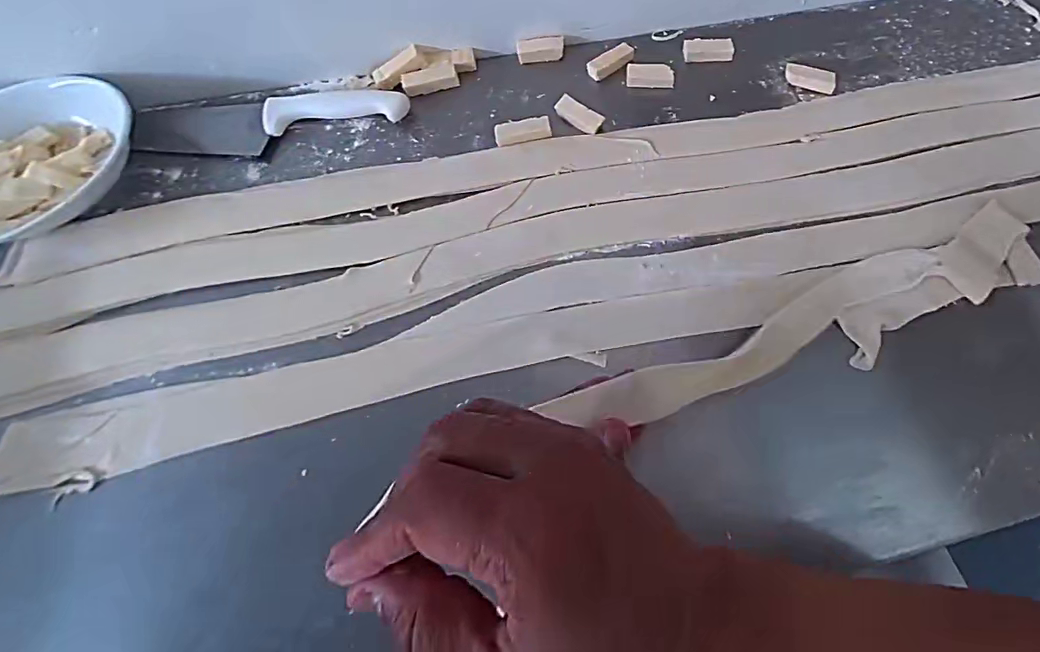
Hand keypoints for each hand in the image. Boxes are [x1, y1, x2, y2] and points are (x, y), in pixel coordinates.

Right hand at [324, 399, 731, 651]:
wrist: (688, 621)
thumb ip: (430, 623)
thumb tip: (379, 580)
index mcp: (525, 528)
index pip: (423, 496)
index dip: (373, 533)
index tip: (350, 569)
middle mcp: (550, 466)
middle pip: (448, 438)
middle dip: (405, 488)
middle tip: (393, 549)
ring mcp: (575, 444)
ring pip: (483, 416)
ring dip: (444, 458)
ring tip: (431, 519)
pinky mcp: (589, 442)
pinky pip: (521, 420)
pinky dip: (486, 444)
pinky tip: (480, 489)